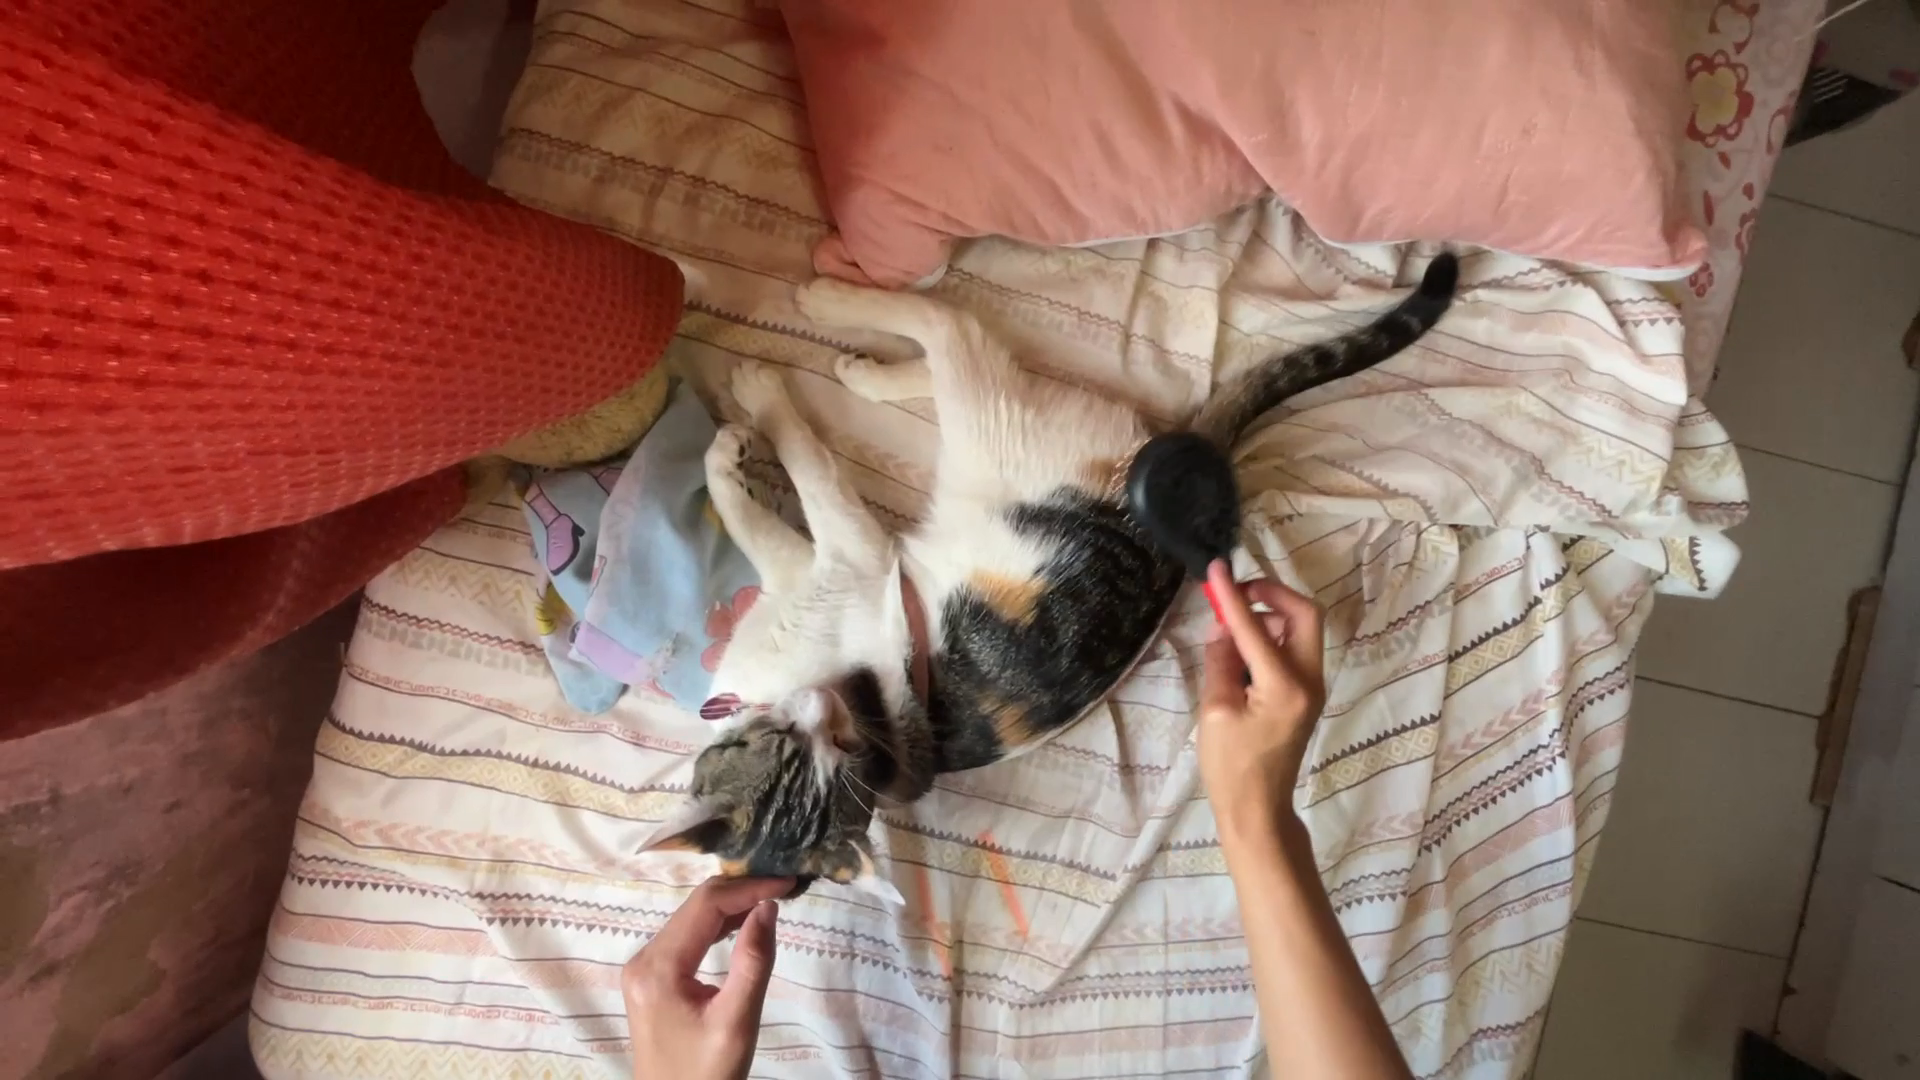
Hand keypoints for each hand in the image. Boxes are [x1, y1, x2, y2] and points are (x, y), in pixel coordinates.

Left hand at [623, 875, 791, 1079]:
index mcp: (658, 968)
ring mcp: (646, 967)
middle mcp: (644, 959)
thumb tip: (769, 905)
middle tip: (785, 887)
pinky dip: (721, 922)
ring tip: (773, 898)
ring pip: (694, 915)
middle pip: (698, 905)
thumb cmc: (706, 1077)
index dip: (750, 888)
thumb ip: (753, 960)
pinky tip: (746, 921)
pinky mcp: (654, 977)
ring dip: (734, 903)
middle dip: (743, 890)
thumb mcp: (736, 1022)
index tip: (788, 884)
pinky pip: (690, 934)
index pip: (707, 905)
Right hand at [1197, 559, 1325, 842]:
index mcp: (1284, 685)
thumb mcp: (1215, 710)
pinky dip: (1268, 636)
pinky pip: (1291, 649)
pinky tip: (1238, 649)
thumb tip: (1223, 628)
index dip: (1231, 595)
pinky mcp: (1302, 694)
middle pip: (1304, 614)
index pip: (1255, 627)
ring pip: (1300, 629)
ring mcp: (1310, 687)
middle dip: (1270, 594)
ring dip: (1268, 615)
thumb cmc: (1231, 766)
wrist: (1257, 809)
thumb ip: (1221, 661)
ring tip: (1229, 626)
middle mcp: (1308, 680)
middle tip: (1235, 593)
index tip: (1215, 568)